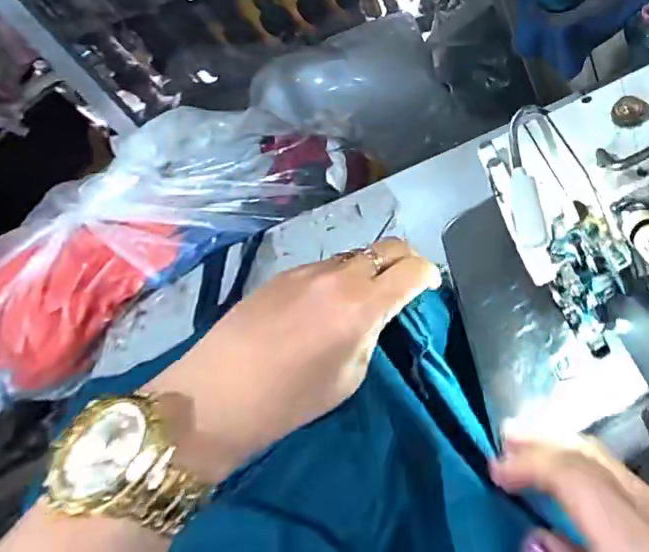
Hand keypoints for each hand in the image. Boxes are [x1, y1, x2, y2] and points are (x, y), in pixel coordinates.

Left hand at [147, 238, 441, 481]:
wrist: (217, 392)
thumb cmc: (288, 401)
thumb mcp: (347, 377)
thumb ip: (370, 334)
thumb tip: (377, 312)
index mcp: (360, 305)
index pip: (409, 269)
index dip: (428, 273)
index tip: (431, 284)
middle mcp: (338, 275)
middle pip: (385, 247)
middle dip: (405, 259)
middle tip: (409, 281)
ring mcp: (308, 268)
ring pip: (355, 254)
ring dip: (370, 266)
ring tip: (368, 294)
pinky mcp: (285, 271)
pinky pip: (327, 264)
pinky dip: (341, 274)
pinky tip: (330, 301)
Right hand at [491, 435, 648, 551]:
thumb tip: (534, 538)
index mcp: (636, 540)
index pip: (575, 476)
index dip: (530, 464)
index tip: (493, 470)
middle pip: (594, 458)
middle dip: (547, 442)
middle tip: (506, 437)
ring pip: (611, 465)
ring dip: (567, 453)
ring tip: (533, 450)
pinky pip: (625, 484)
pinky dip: (591, 472)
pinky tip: (576, 487)